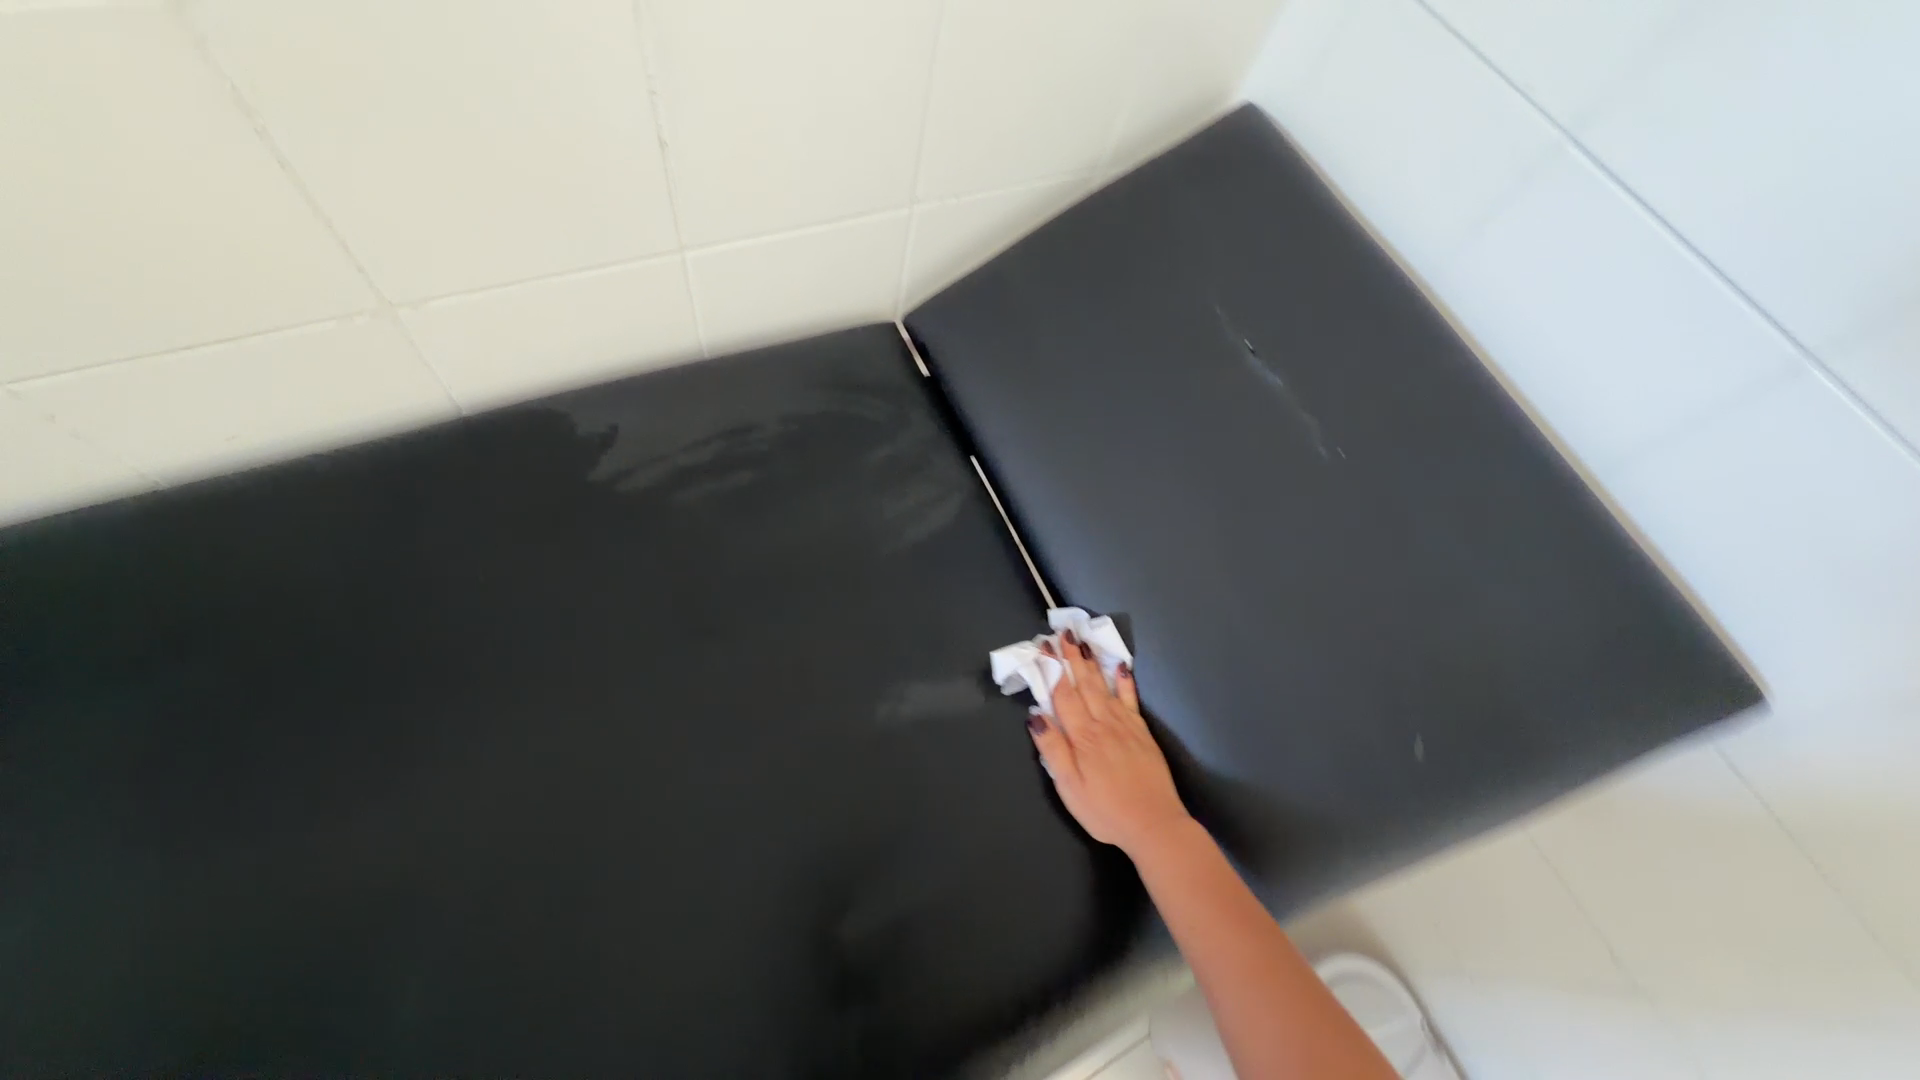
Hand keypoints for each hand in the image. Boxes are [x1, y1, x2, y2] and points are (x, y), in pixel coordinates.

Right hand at [1027, 631, 1192, 857]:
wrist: (1154, 824)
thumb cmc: (1105, 811)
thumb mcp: (1069, 788)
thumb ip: (1053, 750)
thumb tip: (1035, 716)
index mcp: (1082, 737)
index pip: (1062, 696)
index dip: (1051, 671)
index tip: (1043, 648)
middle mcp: (1103, 723)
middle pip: (1083, 684)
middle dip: (1071, 658)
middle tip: (1062, 634)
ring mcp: (1125, 725)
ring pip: (1104, 686)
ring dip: (1092, 662)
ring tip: (1083, 642)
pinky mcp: (1142, 732)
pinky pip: (1130, 699)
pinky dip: (1124, 681)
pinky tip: (1120, 667)